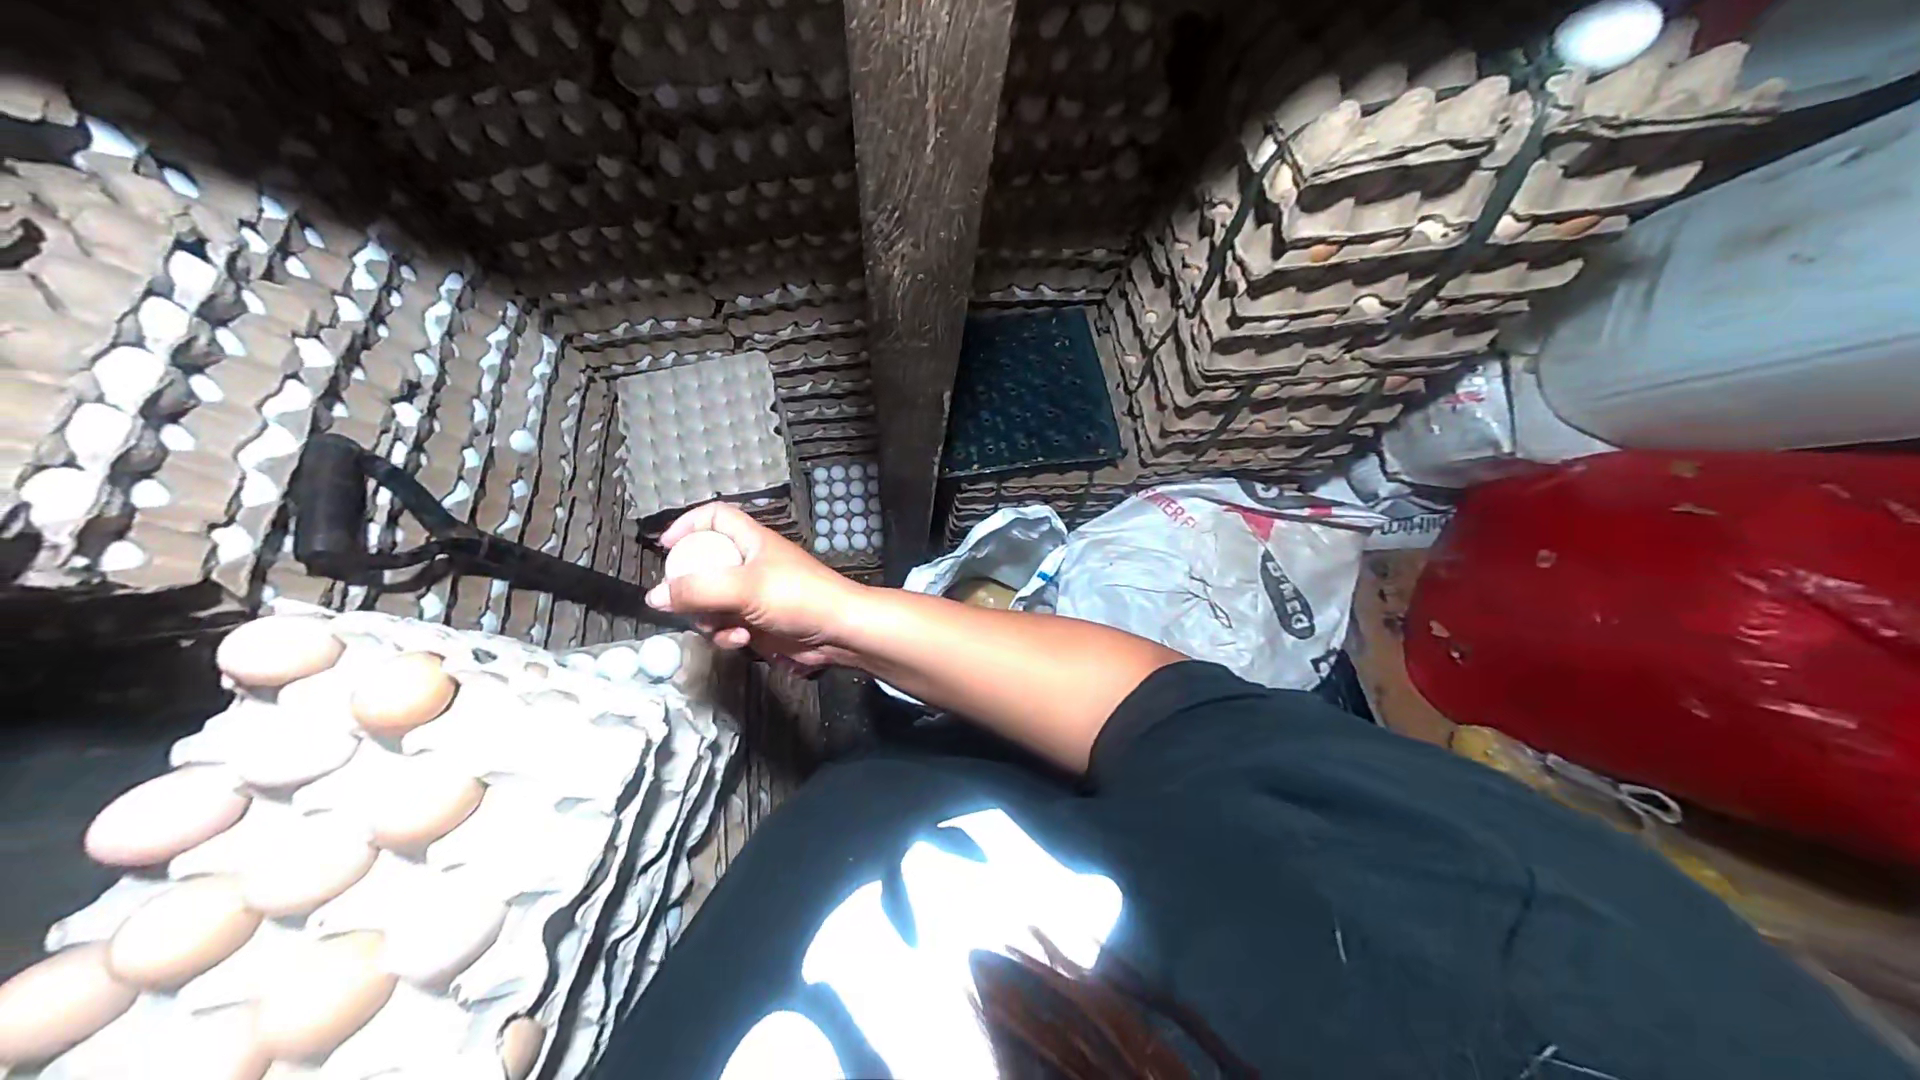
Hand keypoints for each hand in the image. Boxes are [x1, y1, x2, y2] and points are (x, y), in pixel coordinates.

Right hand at [645, 503, 869, 667]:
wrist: (840, 633)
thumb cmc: (799, 597)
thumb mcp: (745, 588)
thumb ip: (697, 590)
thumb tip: (655, 596)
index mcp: (751, 541)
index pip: (715, 516)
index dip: (688, 524)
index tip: (666, 548)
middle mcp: (750, 564)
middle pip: (703, 567)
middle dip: (692, 590)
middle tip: (689, 605)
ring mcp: (753, 595)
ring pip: (710, 603)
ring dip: (710, 619)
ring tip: (726, 627)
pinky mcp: (758, 622)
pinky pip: (727, 626)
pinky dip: (728, 634)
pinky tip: (742, 640)